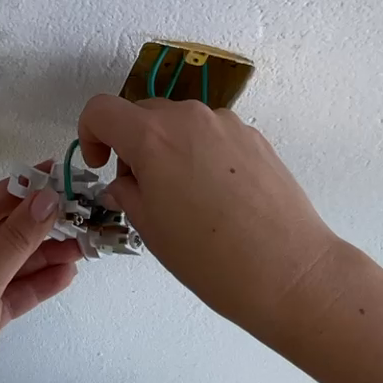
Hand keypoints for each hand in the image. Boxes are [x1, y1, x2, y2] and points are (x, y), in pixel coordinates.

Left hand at [0, 171, 82, 382]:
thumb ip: (13, 240)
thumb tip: (43, 200)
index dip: (23, 186)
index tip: (55, 174)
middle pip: (5, 228)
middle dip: (41, 221)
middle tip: (76, 211)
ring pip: (16, 259)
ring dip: (47, 251)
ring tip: (80, 243)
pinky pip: (18, 289)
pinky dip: (41, 281)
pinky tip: (64, 273)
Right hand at [76, 94, 340, 343]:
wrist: (292, 273)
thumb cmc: (213, 259)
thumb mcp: (151, 230)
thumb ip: (126, 192)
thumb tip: (126, 182)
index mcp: (151, 137)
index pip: (101, 109)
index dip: (90, 133)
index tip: (101, 162)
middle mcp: (185, 116)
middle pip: (140, 113)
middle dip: (131, 143)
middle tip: (143, 189)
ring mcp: (223, 121)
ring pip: (178, 121)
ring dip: (168, 146)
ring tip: (187, 196)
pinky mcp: (252, 134)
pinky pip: (211, 131)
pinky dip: (201, 151)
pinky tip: (219, 195)